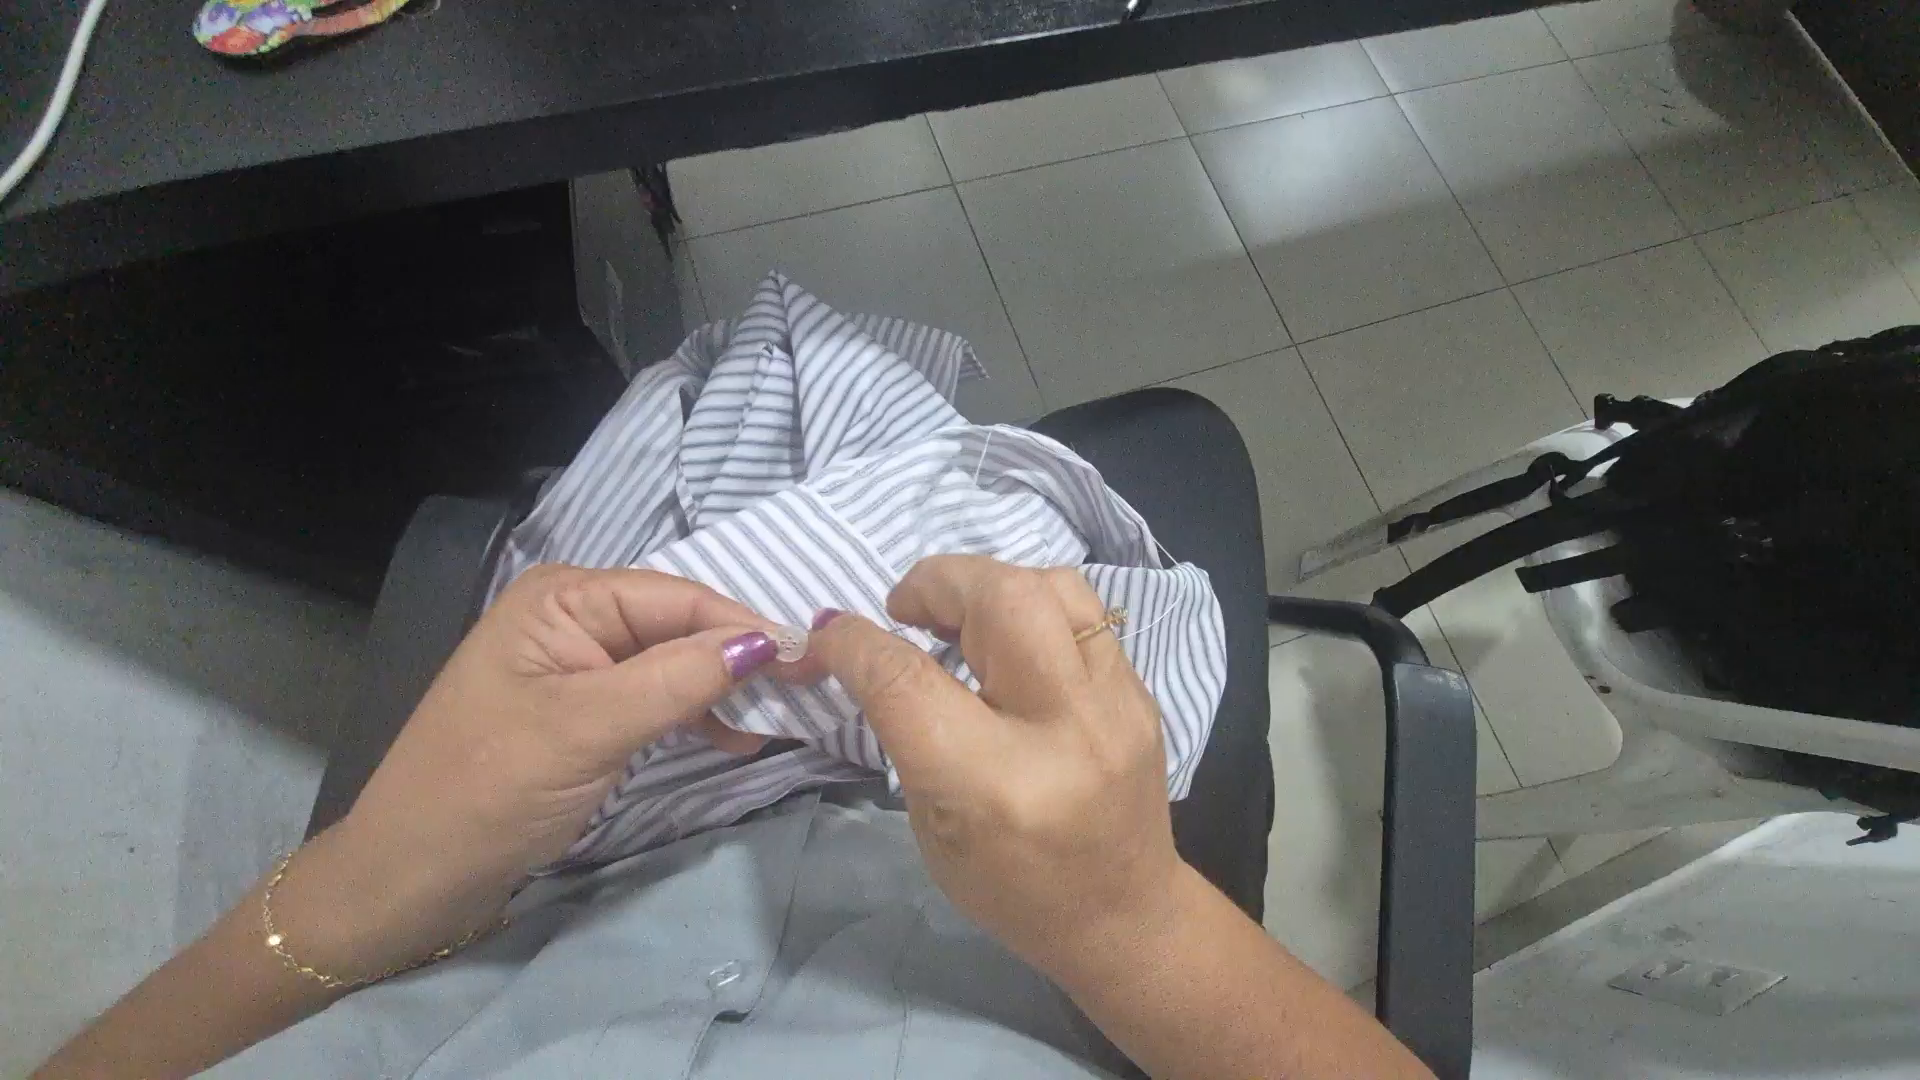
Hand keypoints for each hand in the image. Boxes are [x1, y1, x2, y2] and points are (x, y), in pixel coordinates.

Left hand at [316, 565, 799, 967]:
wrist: (409, 884)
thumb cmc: (486, 791)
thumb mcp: (587, 729)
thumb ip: (679, 679)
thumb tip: (768, 643)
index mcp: (564, 597)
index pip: (677, 598)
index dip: (744, 627)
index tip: (809, 657)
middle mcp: (577, 615)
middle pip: (681, 624)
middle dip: (739, 657)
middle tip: (804, 686)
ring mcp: (585, 661)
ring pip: (678, 660)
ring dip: (725, 689)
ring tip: (777, 716)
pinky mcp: (593, 704)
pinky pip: (662, 693)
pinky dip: (699, 713)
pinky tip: (736, 735)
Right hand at [807, 556, 1183, 981]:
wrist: (1123, 914)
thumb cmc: (1009, 883)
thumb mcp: (931, 819)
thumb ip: (905, 724)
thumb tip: (865, 646)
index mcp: (994, 783)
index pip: (909, 681)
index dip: (855, 643)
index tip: (832, 632)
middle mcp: (1063, 731)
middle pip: (1002, 598)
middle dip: (939, 582)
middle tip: (909, 608)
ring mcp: (1116, 705)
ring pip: (1053, 585)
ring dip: (991, 584)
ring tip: (964, 616)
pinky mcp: (1141, 692)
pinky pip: (1083, 612)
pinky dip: (1032, 606)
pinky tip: (1012, 640)